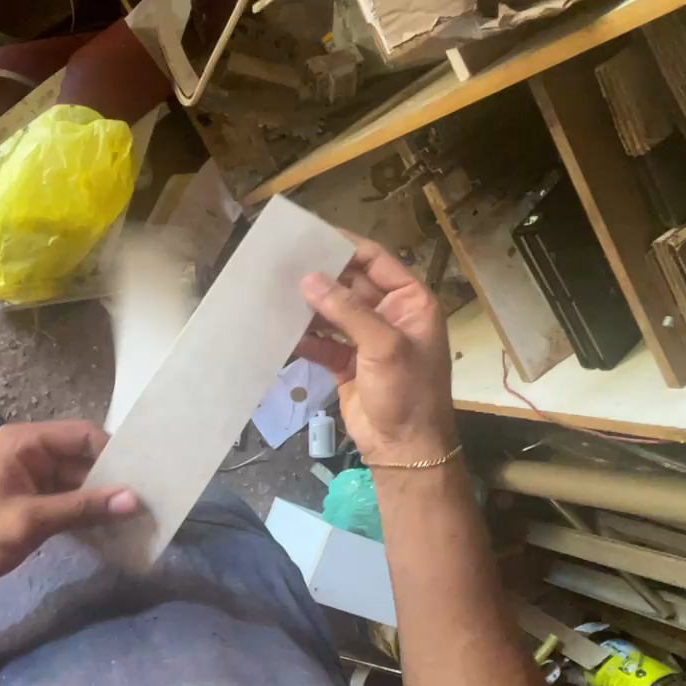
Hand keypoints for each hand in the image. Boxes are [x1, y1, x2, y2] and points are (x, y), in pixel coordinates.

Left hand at [0, 420, 140, 593]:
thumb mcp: (33, 521)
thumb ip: (84, 508)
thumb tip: (135, 498)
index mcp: (22, 442)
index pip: (80, 434)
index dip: (112, 451)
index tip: (143, 474)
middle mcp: (28, 452)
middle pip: (82, 457)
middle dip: (110, 478)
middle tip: (147, 498)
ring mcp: (30, 476)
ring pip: (78, 480)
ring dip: (101, 498)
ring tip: (136, 514)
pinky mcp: (32, 500)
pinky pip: (68, 498)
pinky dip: (86, 511)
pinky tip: (111, 526)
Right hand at [294, 234, 457, 464]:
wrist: (404, 448)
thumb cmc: (408, 393)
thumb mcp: (383, 345)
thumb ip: (346, 311)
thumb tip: (309, 279)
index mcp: (410, 302)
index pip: (376, 261)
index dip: (345, 247)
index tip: (310, 236)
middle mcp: (389, 315)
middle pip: (351, 285)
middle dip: (321, 277)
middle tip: (283, 264)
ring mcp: (367, 340)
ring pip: (333, 314)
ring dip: (309, 307)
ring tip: (275, 293)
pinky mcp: (347, 364)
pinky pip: (323, 343)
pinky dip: (305, 338)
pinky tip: (282, 331)